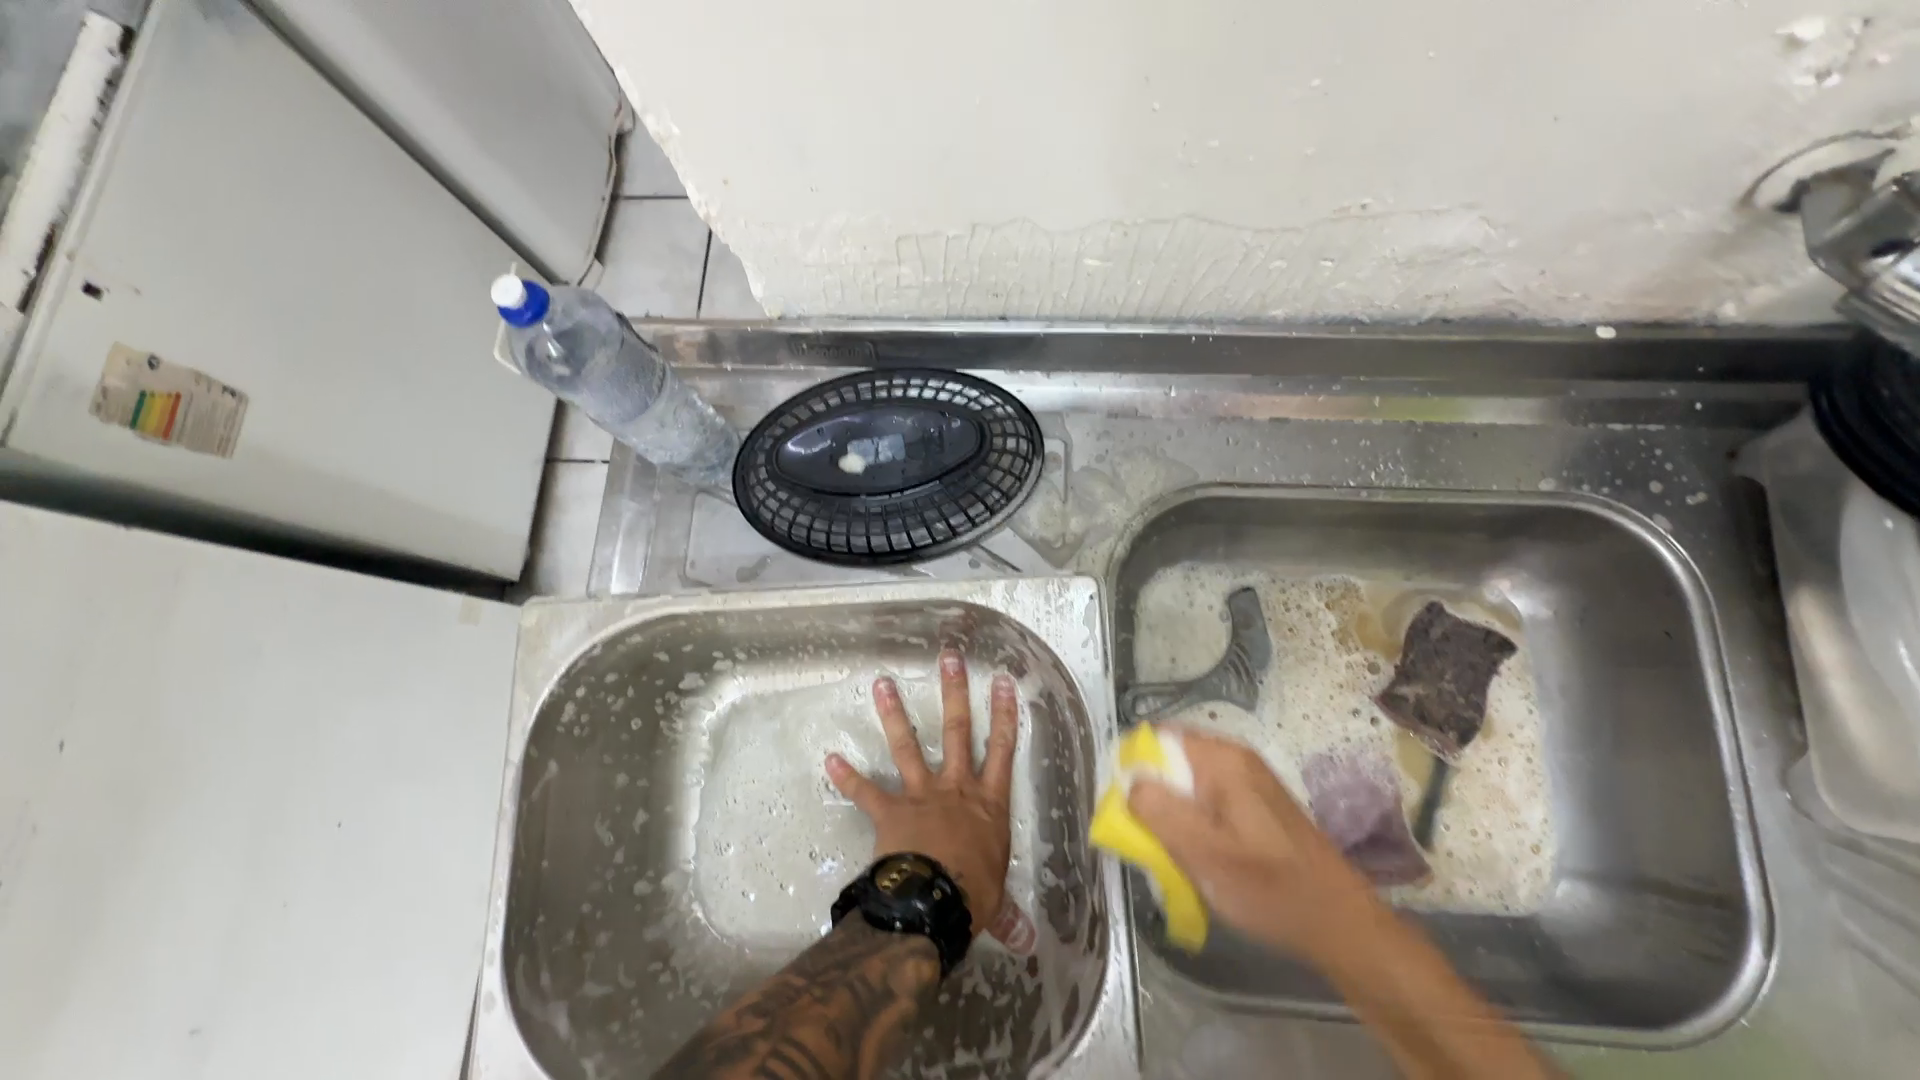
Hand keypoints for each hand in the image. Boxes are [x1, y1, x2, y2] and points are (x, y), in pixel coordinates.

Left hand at [825, 648, 1016, 937]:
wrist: (933, 904)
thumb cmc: (973, 896)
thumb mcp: (997, 899)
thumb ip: (1009, 912)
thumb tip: (1027, 942)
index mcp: (988, 803)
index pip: (1002, 750)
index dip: (1004, 715)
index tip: (1003, 681)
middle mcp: (956, 789)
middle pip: (959, 731)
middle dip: (954, 692)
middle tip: (948, 657)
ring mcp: (921, 795)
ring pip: (908, 746)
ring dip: (895, 714)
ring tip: (883, 683)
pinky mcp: (889, 811)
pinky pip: (866, 791)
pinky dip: (847, 776)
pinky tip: (829, 759)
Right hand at [1128, 728, 1376, 958]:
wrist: (1340, 924)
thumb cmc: (1268, 888)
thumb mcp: (1202, 853)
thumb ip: (1157, 810)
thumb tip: (1127, 780)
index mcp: (1222, 759)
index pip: (1156, 737)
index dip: (1131, 767)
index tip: (1122, 807)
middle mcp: (1236, 758)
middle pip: (1170, 760)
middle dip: (1150, 795)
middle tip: (1144, 838)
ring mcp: (1249, 781)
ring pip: (1187, 784)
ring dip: (1171, 815)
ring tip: (1169, 853)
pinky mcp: (1257, 806)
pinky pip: (1208, 802)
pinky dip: (1194, 824)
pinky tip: (1198, 858)